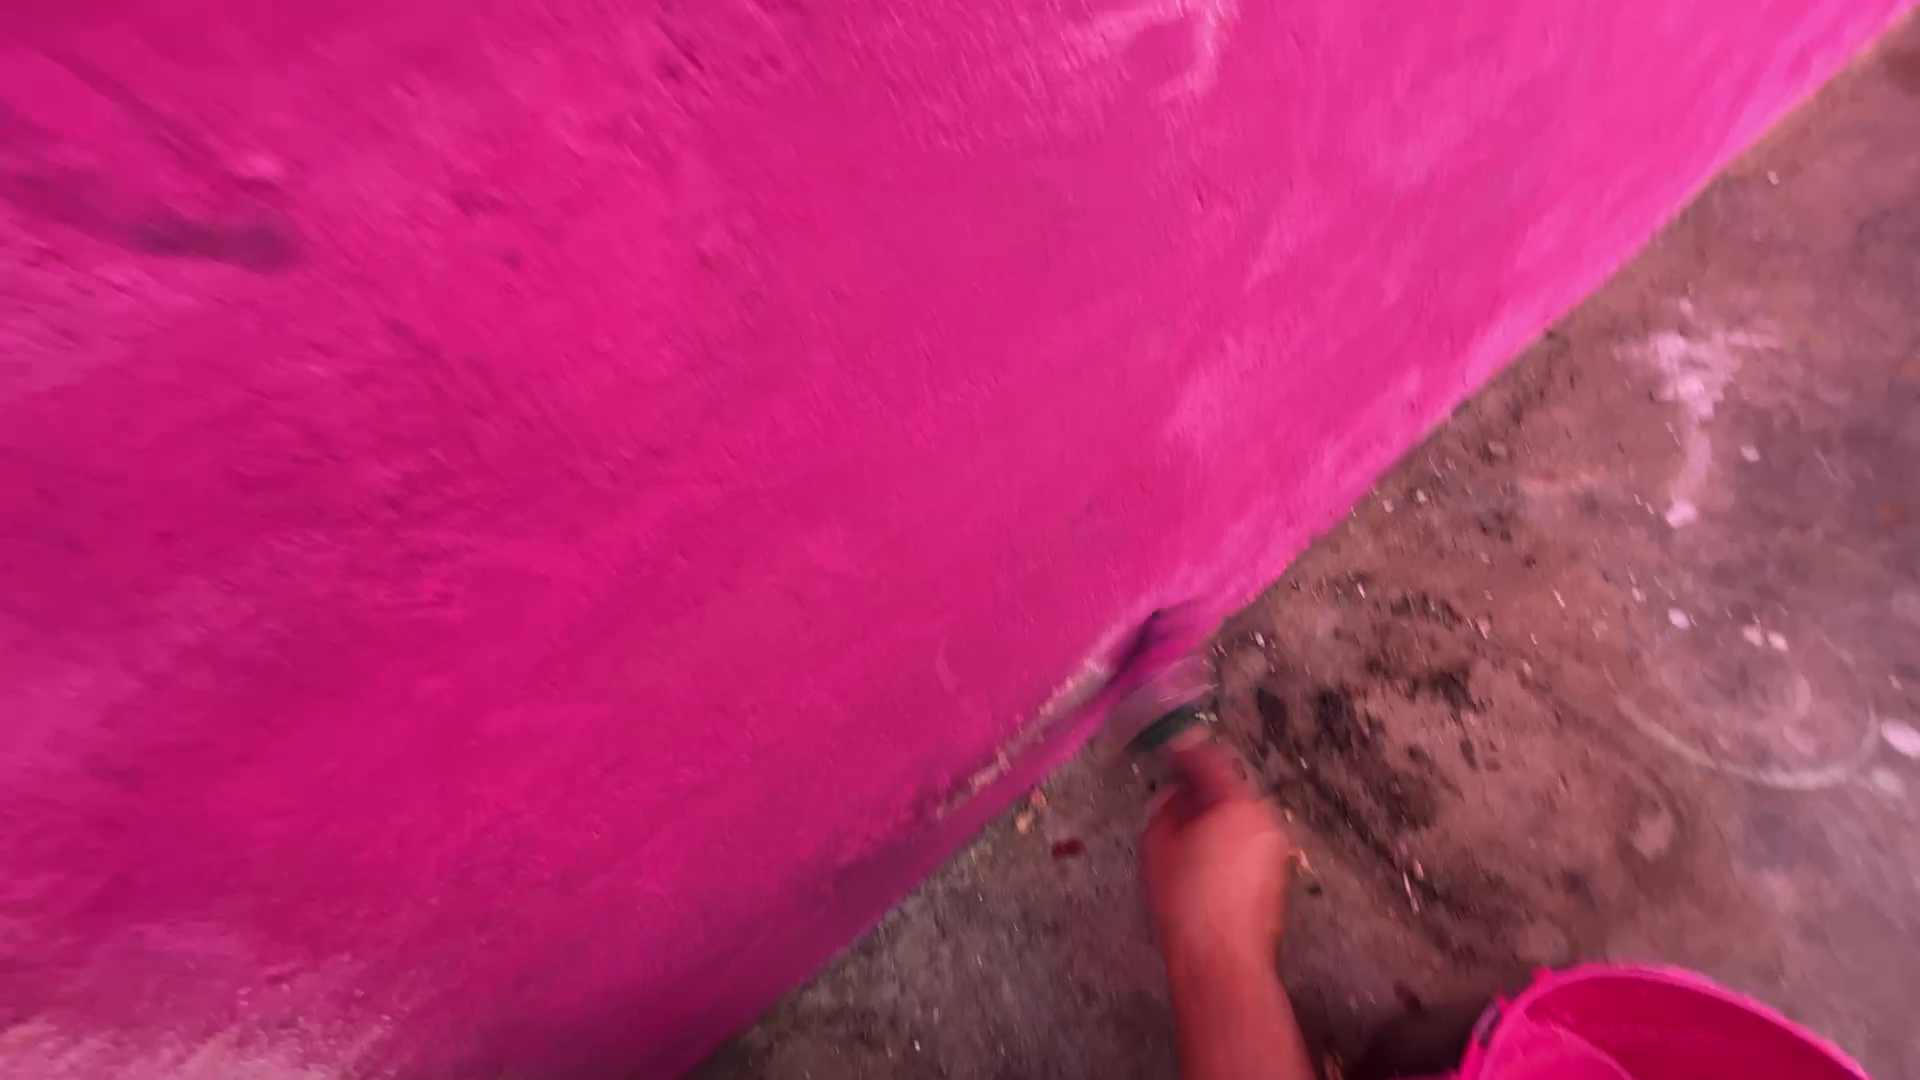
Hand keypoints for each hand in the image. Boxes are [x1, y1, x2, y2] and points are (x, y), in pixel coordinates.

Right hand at [1142, 741, 1296, 962]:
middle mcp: (1264, 818)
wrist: (1222, 960)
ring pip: (1239, 813)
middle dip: (1201, 785)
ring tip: (1184, 827)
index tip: (1169, 749)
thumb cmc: (1185, 899)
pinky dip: (1226, 834)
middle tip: (1173, 792)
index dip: (1185, 751)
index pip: (1210, 759)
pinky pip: (1247, 836)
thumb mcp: (1157, 841)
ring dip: (1214, 811)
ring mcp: (1274, 847)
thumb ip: (1166, 805)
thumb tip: (1175, 794)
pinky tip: (1203, 853)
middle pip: (1230, 786)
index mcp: (1236, 803)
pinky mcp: (1276, 872)